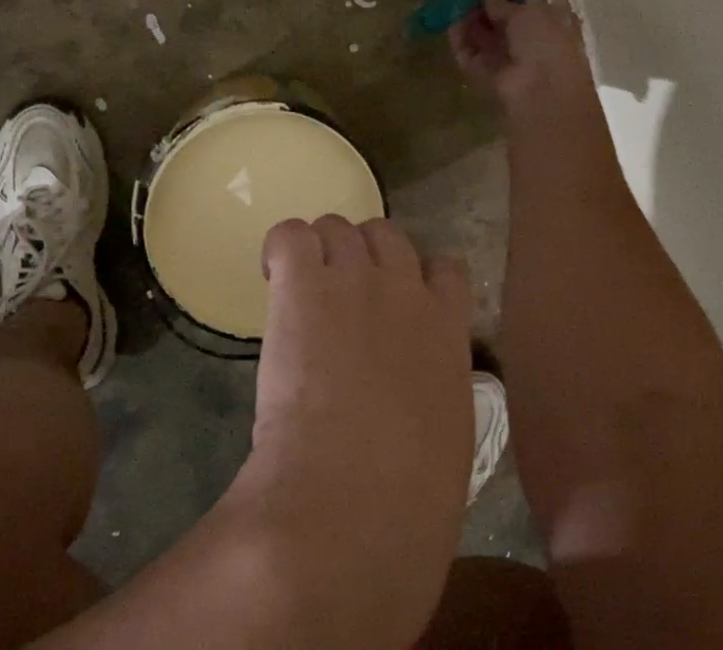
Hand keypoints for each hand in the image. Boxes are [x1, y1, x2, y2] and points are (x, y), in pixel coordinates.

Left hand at [231, 216, 473, 645]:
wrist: (354, 494)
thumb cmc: (409, 495)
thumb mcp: (446, 440)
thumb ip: (434, 401)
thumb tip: (414, 411)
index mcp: (450, 335)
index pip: (446, 270)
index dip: (415, 277)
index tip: (391, 302)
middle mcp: (406, 292)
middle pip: (386, 235)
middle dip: (361, 256)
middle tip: (333, 295)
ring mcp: (354, 282)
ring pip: (337, 227)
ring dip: (320, 251)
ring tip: (298, 288)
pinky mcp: (303, 284)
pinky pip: (290, 235)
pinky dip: (280, 248)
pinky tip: (272, 278)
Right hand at [448, 0, 598, 119]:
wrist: (541, 90)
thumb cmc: (548, 42)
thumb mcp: (530, 11)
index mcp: (550, 21)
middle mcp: (527, 39)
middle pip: (501, 14)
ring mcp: (503, 56)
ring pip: (481, 30)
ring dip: (468, 10)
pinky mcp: (482, 71)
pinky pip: (467, 49)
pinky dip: (459, 34)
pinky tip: (452, 14)